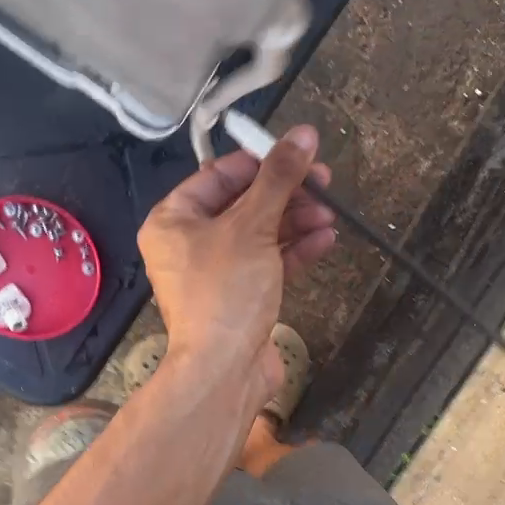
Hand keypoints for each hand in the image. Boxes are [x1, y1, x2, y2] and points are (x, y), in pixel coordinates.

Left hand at [137, 126, 335, 400]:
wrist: (225, 370)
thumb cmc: (225, 292)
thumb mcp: (252, 227)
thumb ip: (278, 179)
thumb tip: (302, 134)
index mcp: (174, 220)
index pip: (219, 176)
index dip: (260, 163)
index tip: (298, 156)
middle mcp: (190, 244)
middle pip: (244, 205)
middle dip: (286, 195)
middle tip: (324, 183)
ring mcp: (216, 274)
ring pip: (261, 235)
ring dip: (296, 222)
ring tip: (330, 215)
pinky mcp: (241, 298)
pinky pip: (269, 264)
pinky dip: (295, 251)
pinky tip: (325, 239)